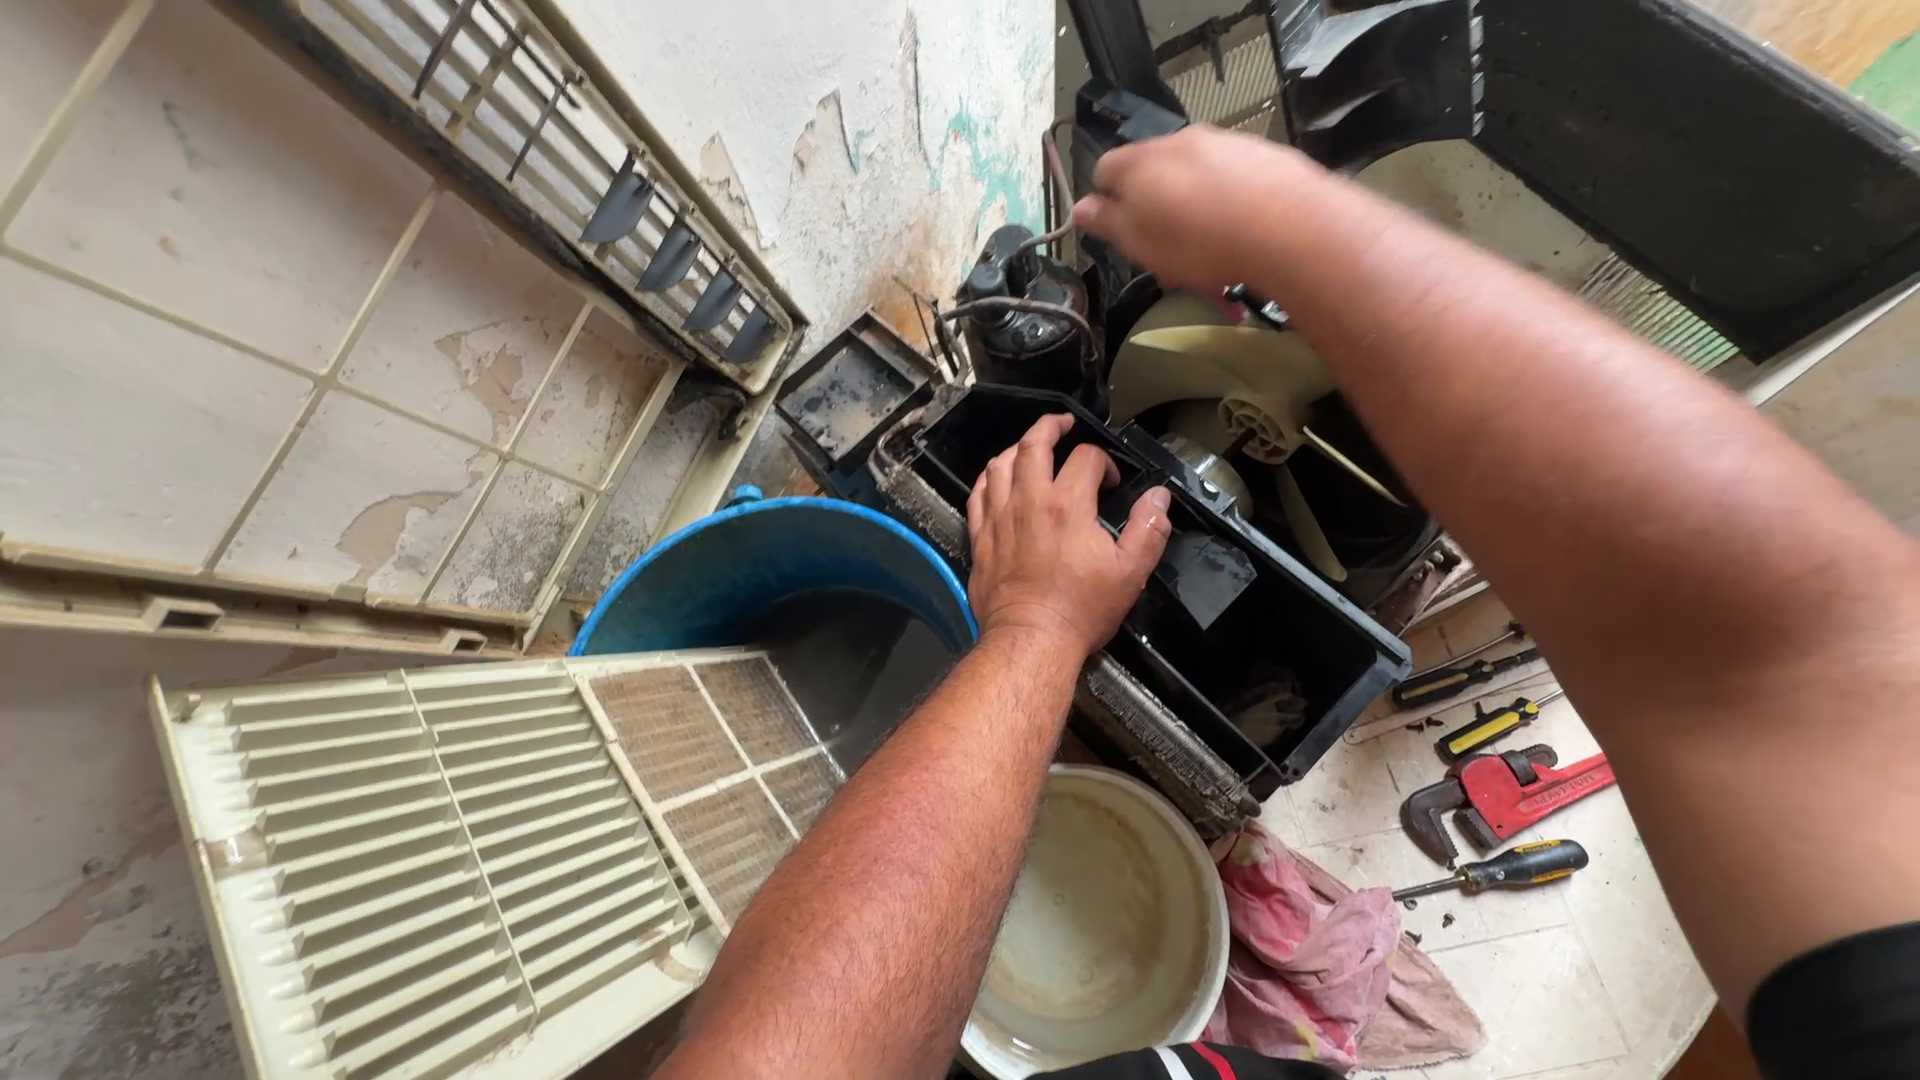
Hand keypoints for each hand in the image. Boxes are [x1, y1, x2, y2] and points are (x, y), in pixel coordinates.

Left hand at [966, 414, 1172, 657]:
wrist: (1032, 639)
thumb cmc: (1082, 609)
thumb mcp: (1130, 573)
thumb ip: (1148, 530)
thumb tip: (1159, 498)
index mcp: (1068, 505)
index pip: (1086, 458)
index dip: (1104, 461)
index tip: (1111, 482)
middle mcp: (1029, 501)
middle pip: (1034, 444)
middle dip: (1051, 426)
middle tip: (1063, 424)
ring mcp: (999, 518)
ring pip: (1000, 464)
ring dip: (1017, 448)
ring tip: (1030, 447)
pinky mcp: (980, 537)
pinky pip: (977, 495)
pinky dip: (988, 478)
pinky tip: (997, 478)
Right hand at [1072, 125, 1319, 291]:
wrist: (1285, 228)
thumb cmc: (1197, 242)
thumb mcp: (1139, 242)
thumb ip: (1106, 223)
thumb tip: (1079, 208)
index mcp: (1140, 162)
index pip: (1103, 170)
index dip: (1105, 203)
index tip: (1120, 233)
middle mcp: (1179, 141)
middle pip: (1150, 174)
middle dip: (1152, 210)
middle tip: (1164, 253)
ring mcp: (1223, 143)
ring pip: (1191, 178)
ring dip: (1188, 210)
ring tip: (1205, 252)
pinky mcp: (1260, 154)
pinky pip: (1229, 180)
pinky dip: (1225, 204)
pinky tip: (1237, 235)